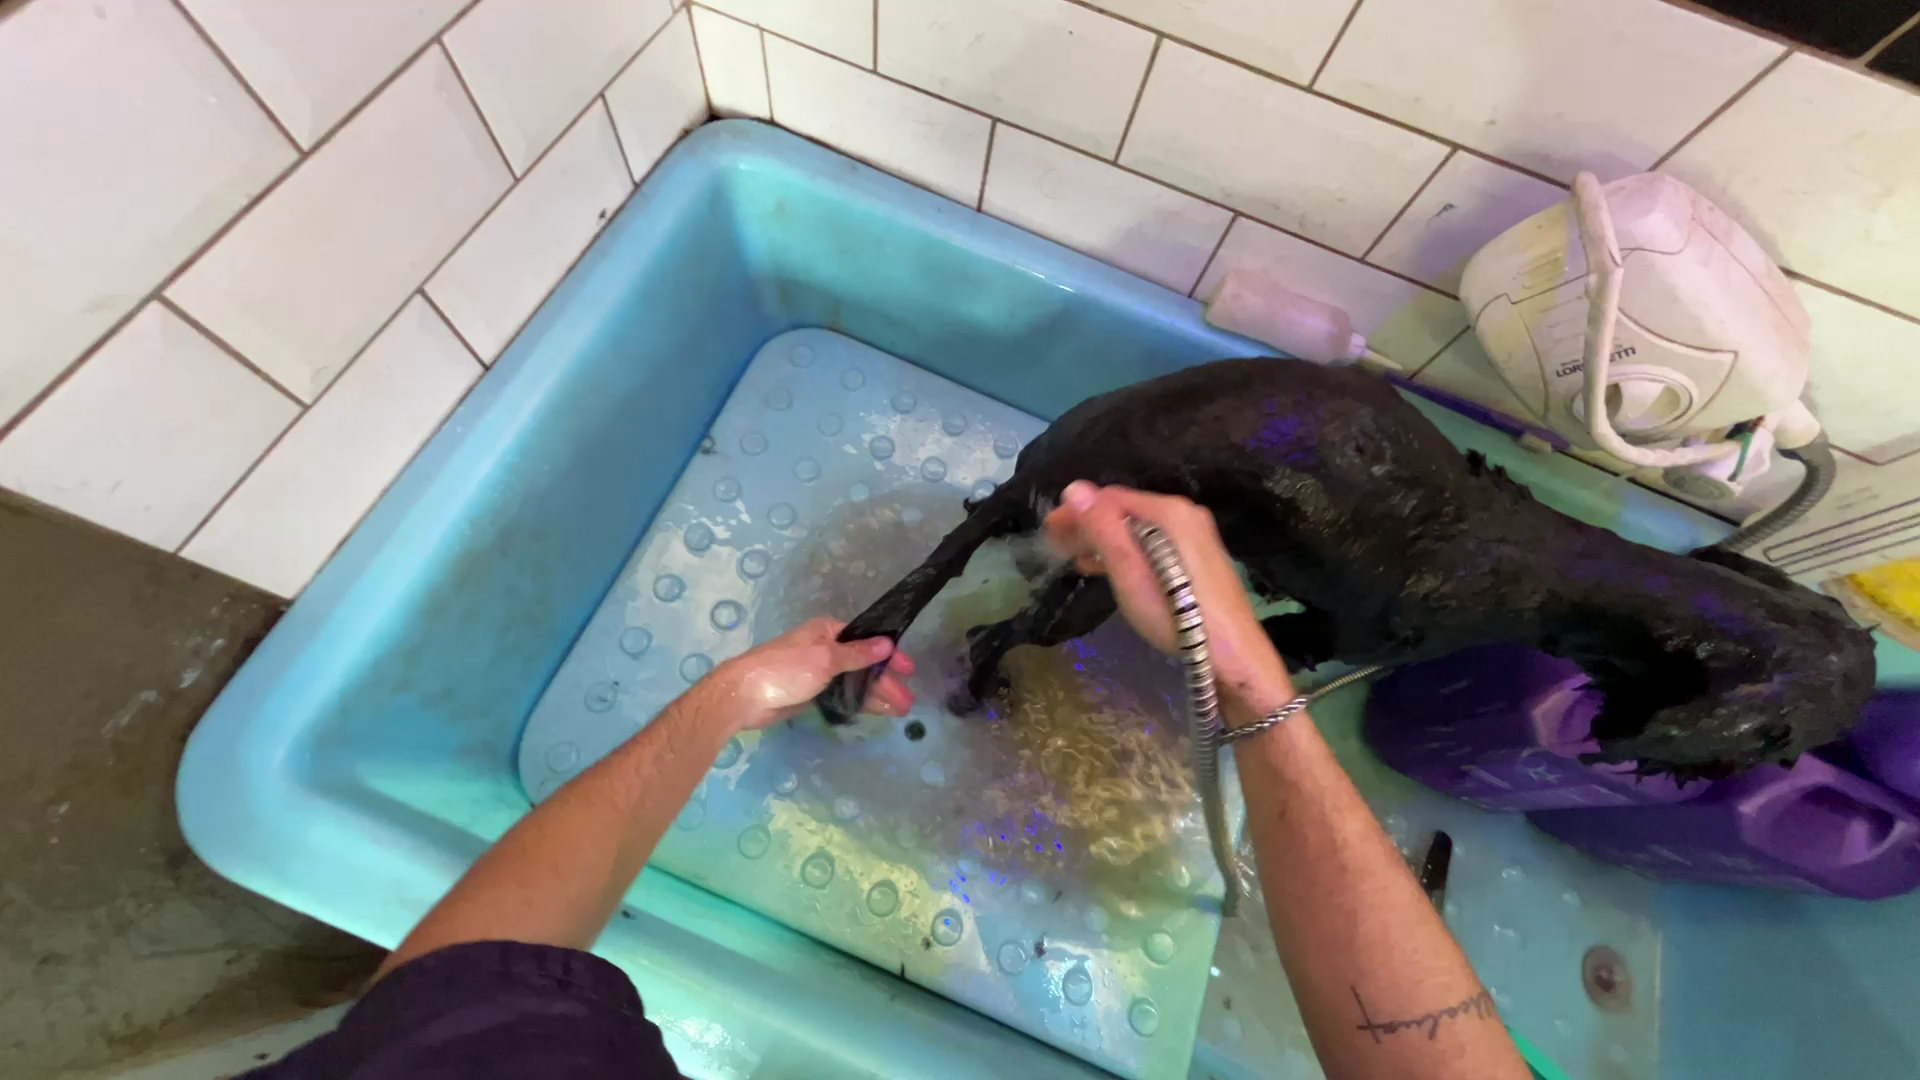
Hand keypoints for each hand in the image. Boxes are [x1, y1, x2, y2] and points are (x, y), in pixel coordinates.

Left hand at [712, 616, 915, 731]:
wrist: (744, 696)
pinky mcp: (811, 691)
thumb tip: (887, 642)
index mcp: (828, 632)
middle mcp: (826, 648)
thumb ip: (858, 654)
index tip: (909, 670)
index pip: (868, 640)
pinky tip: (875, 711)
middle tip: (906, 701)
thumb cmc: (786, 669)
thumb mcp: (825, 658)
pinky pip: (842, 694)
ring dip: (876, 694)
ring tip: (898, 711)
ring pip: (855, 681)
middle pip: (864, 664)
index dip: (890, 655)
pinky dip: (859, 701)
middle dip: (886, 681)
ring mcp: (818, 671)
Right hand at [1043, 481, 1292, 712]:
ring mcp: (1194, 536)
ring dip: (1102, 540)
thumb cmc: (1176, 616)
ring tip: (1073, 559)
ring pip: (1136, 528)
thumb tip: (1073, 489)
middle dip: (1086, 525)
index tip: (1047, 530)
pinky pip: (1150, 544)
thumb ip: (1103, 528)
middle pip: (1124, 510)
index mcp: (1169, 513)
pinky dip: (1124, 551)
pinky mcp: (1196, 558)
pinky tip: (1104, 567)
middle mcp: (1185, 515)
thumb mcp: (1130, 573)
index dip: (1075, 512)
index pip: (1109, 497)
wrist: (1233, 658)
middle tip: (1054, 546)